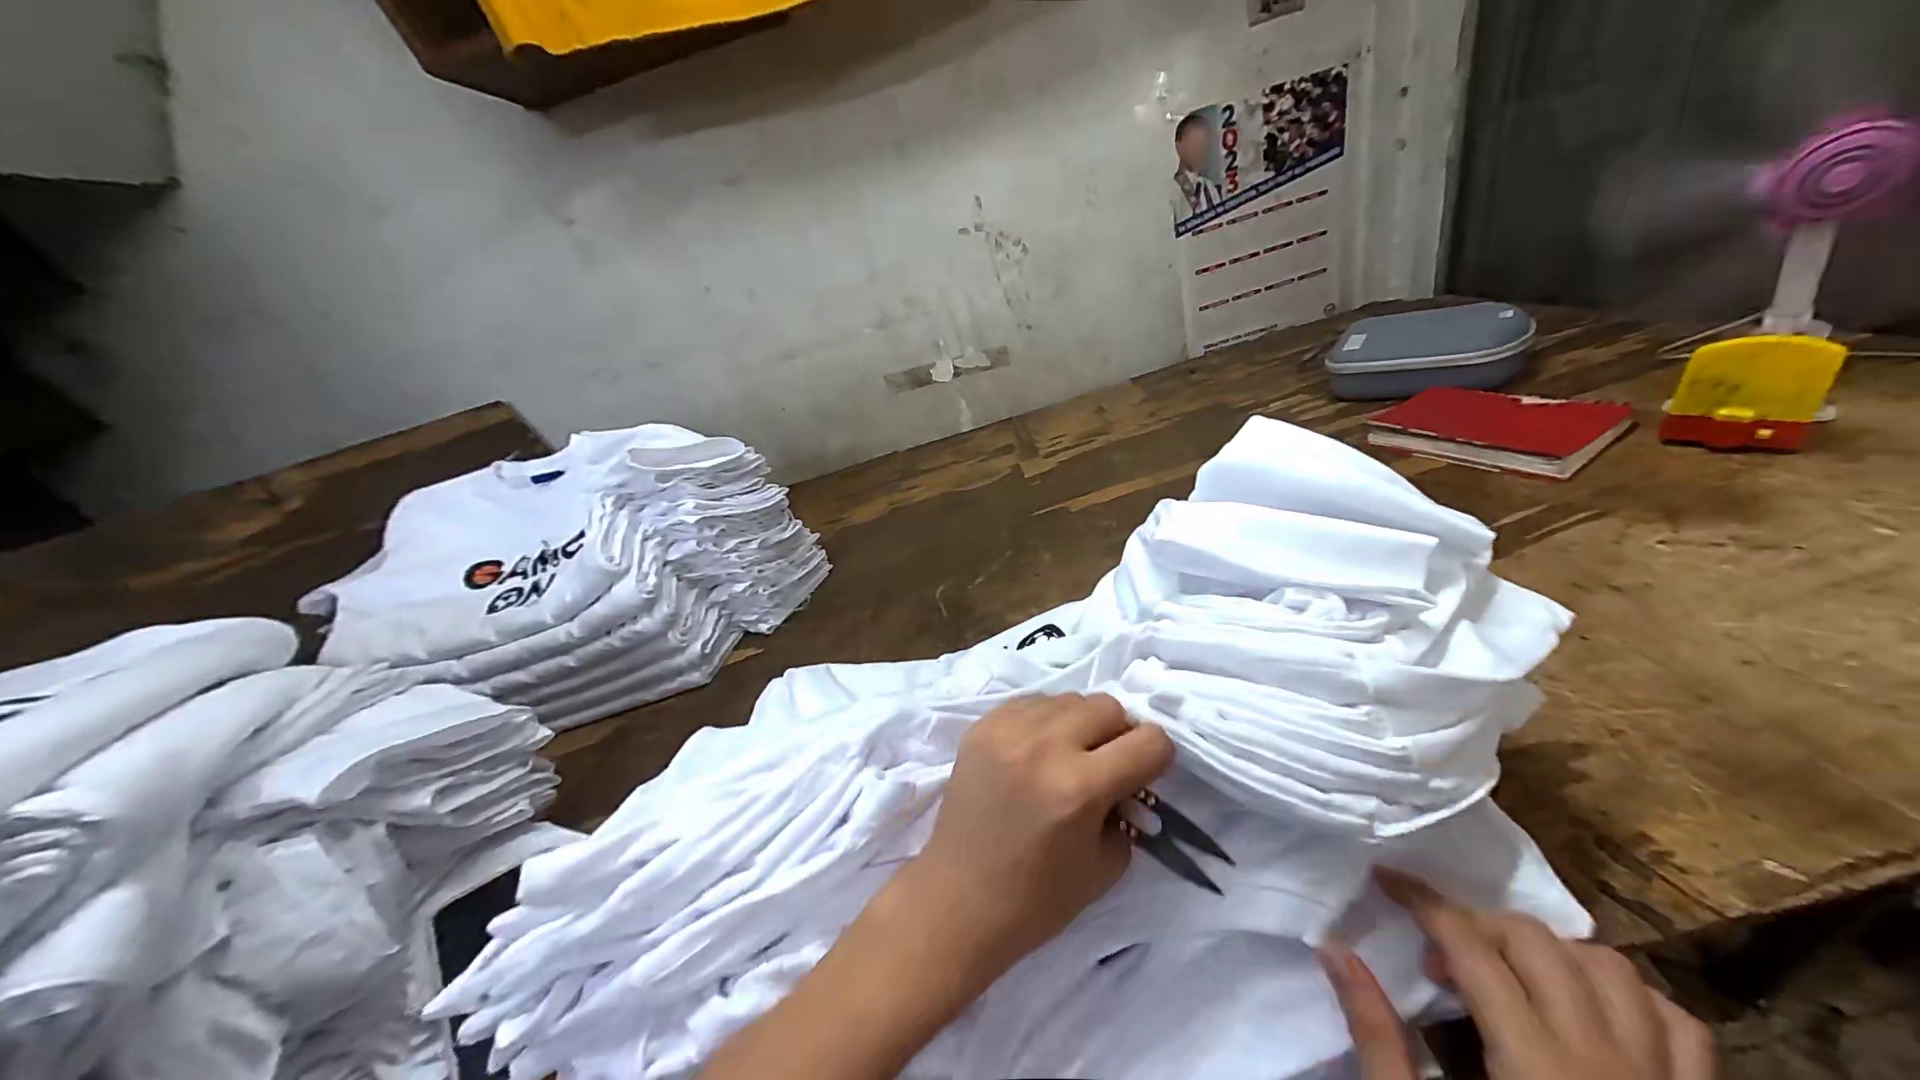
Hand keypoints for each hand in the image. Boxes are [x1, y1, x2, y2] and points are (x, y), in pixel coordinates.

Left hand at [891, 693, 1175, 975]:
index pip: (1149, 741)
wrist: (959, 898)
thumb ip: (1127, 811)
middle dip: (1118, 735)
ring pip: (1069, 699)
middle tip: (1105, 766)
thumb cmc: (1036, 898)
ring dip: (1079, 724)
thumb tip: (1131, 779)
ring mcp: (1007, 731)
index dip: (1156, 760)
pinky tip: (1035, 752)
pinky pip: (1030, 703)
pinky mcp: (980, 727)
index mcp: (1079, 787)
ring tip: (1066, 757)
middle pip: (1108, 706)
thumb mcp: (1105, 864)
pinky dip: (1043, 721)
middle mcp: (1044, 746)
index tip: (1144, 776)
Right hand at [1319, 871, 1715, 1079]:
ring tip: (1510, 975)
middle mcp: (1604, 1058)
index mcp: (1533, 1063)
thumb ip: (1377, 1035)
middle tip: (1438, 957)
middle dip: (1476, 924)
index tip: (1386, 879)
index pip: (1471, 945)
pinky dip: (1629, 997)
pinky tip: (1588, 1010)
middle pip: (1536, 942)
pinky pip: (1679, 1025)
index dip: (1423, 902)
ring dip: (1550, 952)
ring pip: (1611, 968)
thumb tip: (1335, 951)